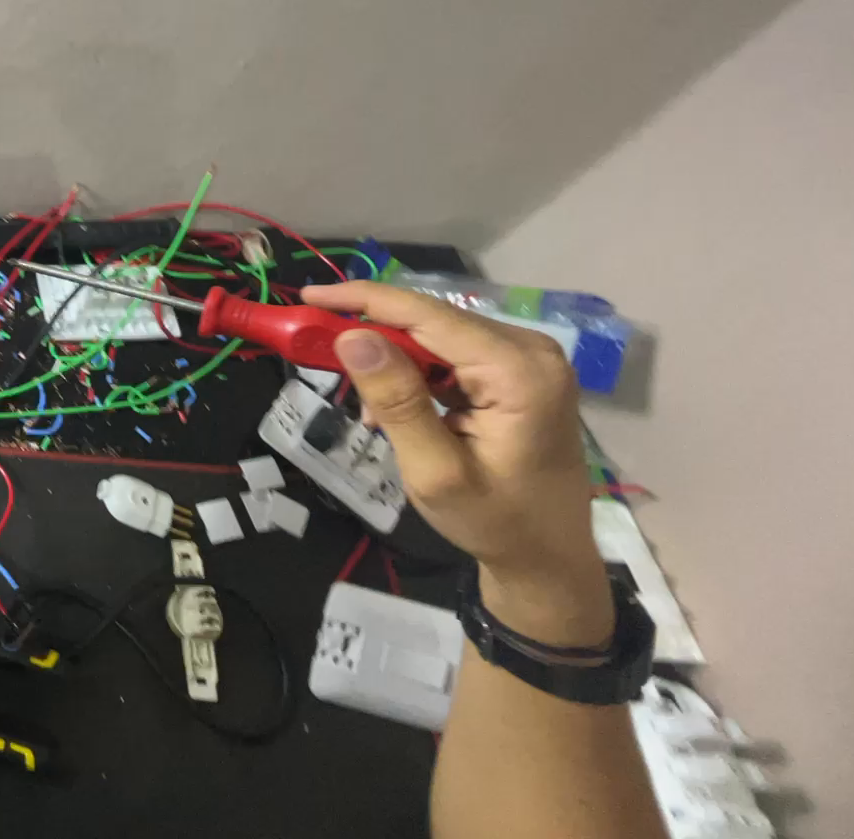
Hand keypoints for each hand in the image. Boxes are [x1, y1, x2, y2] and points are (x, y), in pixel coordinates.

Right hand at [302, 281, 612, 644]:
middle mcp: (528, 350)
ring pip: (432, 334)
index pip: (426, 314)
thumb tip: (351, 337)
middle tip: (320, 359)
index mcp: (518, 371)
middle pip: (428, 319)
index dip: (362, 299)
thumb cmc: (493, 520)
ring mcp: (525, 358)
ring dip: (389, 361)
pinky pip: (446, 352)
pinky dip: (411, 373)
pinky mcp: (514, 370)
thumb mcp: (434, 469)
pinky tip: (397, 410)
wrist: (545, 556)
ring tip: (372, 413)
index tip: (308, 297)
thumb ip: (396, 400)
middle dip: (370, 336)